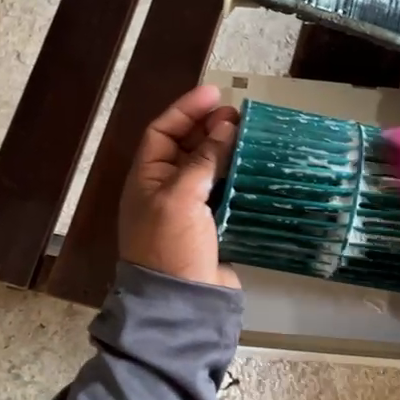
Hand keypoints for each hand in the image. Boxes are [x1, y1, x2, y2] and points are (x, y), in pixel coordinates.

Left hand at [119, 85, 241, 288]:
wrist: (181, 307)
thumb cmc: (171, 247)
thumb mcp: (181, 197)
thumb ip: (202, 160)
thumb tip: (224, 127)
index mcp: (146, 180)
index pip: (162, 132)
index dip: (186, 109)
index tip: (215, 92)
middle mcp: (164, 190)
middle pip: (184, 146)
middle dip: (208, 125)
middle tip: (237, 113)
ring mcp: (187, 209)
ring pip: (205, 166)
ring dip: (224, 147)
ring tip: (247, 133)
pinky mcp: (209, 226)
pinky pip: (221, 189)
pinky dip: (235, 173)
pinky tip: (252, 165)